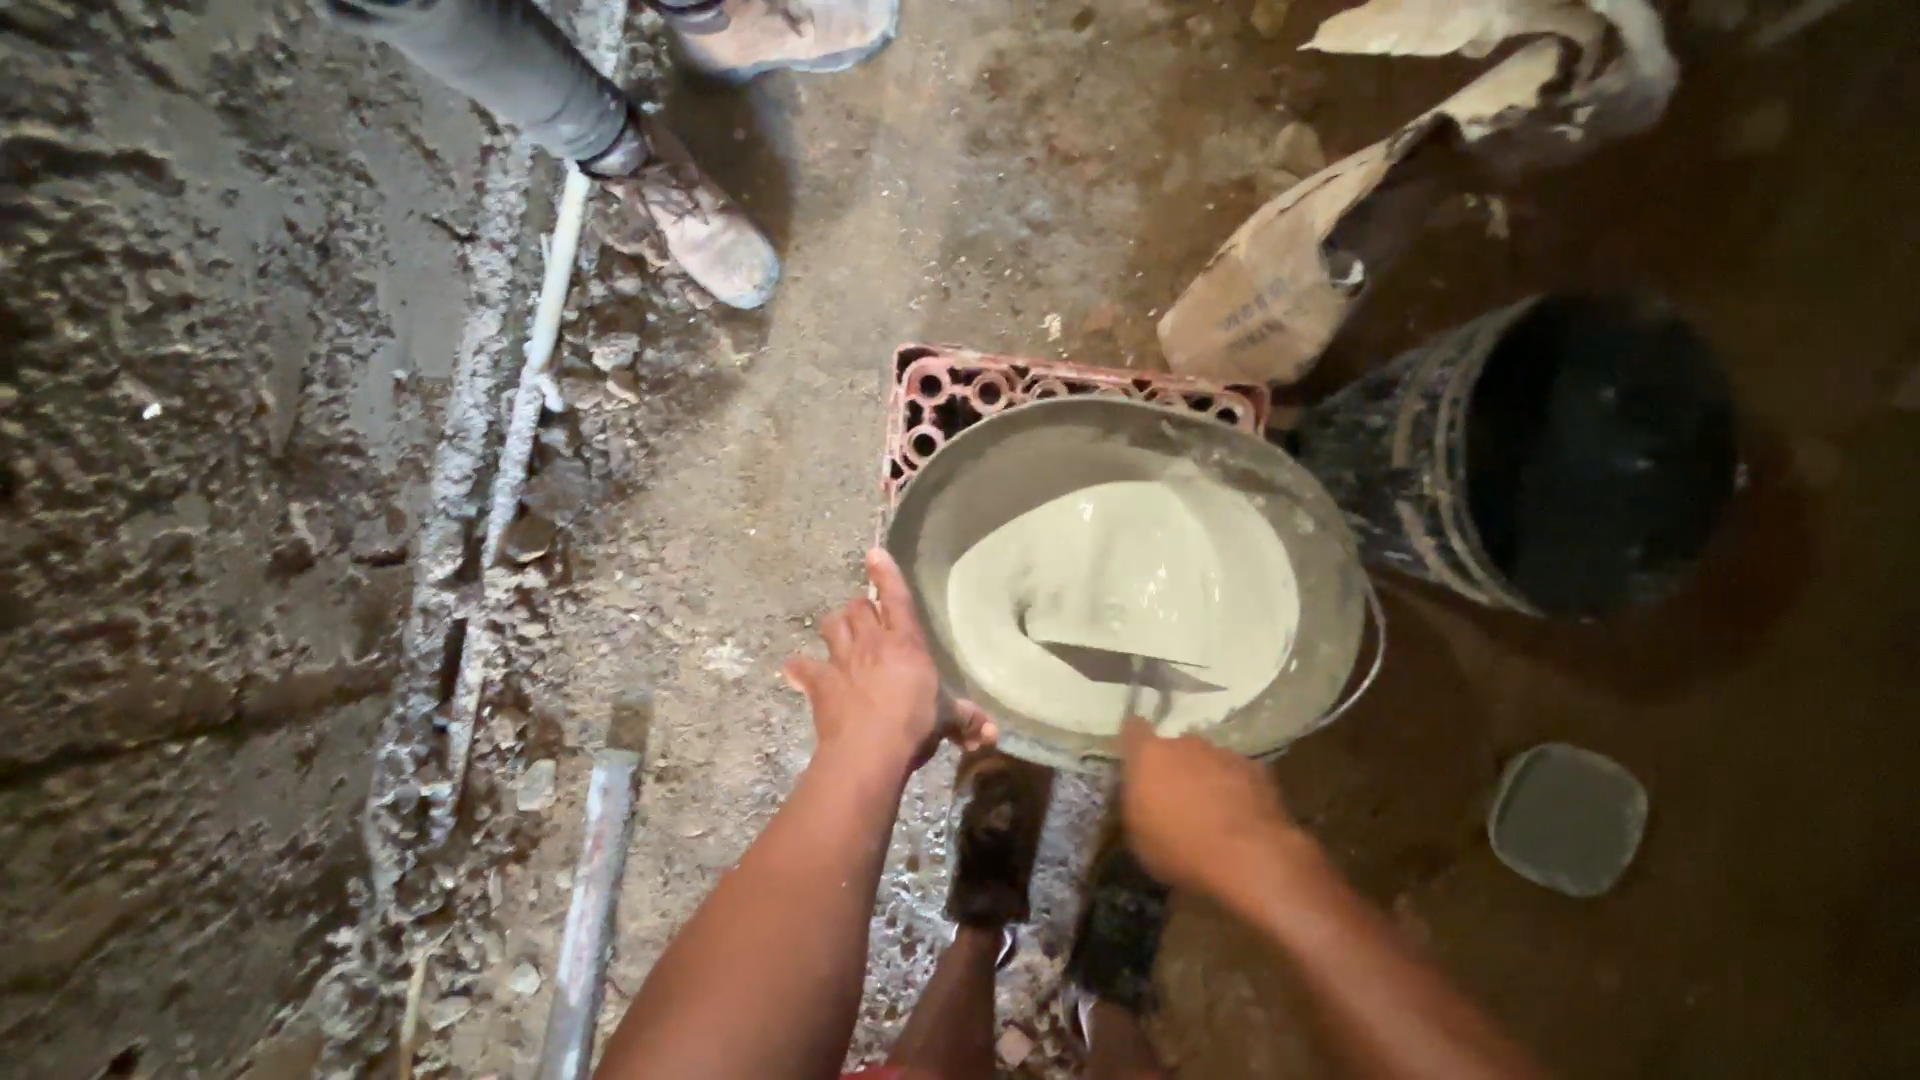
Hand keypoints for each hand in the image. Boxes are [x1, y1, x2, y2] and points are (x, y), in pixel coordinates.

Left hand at [784, 548, 996, 774]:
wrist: (870, 749)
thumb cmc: (915, 724)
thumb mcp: (946, 719)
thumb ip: (967, 720)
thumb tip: (993, 733)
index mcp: (906, 642)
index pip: (896, 597)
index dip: (886, 574)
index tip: (874, 553)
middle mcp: (872, 642)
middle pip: (858, 607)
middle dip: (860, 608)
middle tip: (865, 618)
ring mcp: (842, 661)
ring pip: (831, 626)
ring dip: (835, 627)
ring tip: (838, 634)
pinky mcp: (820, 683)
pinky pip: (804, 669)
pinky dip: (799, 670)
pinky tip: (795, 671)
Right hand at [1118, 715, 1299, 901]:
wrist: (1246, 859)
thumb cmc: (1178, 850)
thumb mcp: (1137, 836)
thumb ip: (1136, 803)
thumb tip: (1140, 796)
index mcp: (1149, 756)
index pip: (1133, 728)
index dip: (1134, 739)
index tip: (1135, 754)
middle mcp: (1185, 744)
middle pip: (1175, 747)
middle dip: (1174, 766)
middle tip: (1177, 797)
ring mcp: (1223, 754)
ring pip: (1208, 760)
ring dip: (1206, 777)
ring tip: (1212, 810)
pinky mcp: (1256, 770)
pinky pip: (1238, 774)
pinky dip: (1236, 788)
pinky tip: (1240, 815)